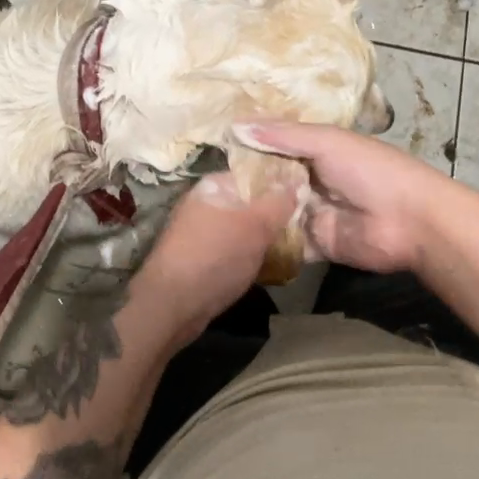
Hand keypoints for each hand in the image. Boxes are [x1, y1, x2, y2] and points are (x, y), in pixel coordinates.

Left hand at [133, 173, 297, 341]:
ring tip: (294, 247)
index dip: (282, 184)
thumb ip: (278, 203)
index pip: (255, 174)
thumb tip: (297, 183)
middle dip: (276, 215)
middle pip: (250, 202)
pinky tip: (272, 266)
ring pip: (244, 228)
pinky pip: (234, 249)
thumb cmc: (215, 256)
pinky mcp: (201, 258)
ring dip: (265, 238)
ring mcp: (202, 231)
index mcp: (214, 186)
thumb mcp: (255, 226)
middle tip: (304, 226)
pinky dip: (251, 255)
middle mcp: (206, 203)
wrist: (172, 305)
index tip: (307, 196)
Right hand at [233, 121, 446, 274]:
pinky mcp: (317, 245)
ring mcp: (314, 213)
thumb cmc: (371, 170)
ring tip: (213, 212)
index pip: (277, 144)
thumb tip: (237, 126)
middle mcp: (313, 179)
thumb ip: (284, 135)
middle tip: (204, 184)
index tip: (214, 145)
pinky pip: (287, 243)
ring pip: (276, 211)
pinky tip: (234, 241)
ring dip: (254, 211)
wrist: (411, 222)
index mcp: (318, 149)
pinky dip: (267, 241)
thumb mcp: (327, 142)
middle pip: (273, 179)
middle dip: (245, 181)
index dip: (250, 144)